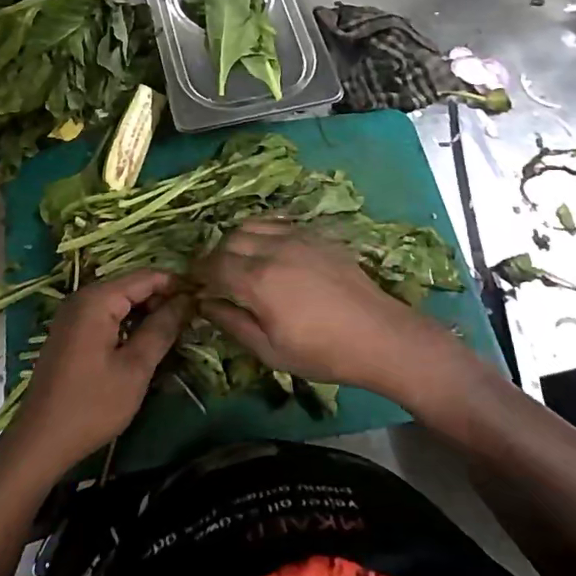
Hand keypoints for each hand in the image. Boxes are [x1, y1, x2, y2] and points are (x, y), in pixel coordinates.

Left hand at [5, 270, 192, 474]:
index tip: (204, 298)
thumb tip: (186, 301)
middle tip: (194, 319)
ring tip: (177, 331)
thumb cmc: (92, 405)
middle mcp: (82, 299)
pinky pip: (106, 317)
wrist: (41, 439)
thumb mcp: (135, 368)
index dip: (176, 284)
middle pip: (131, 286)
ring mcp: (73, 316)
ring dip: (147, 313)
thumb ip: (161, 329)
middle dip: (162, 299)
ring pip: (119, 302)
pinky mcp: (71, 333)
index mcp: (97, 300)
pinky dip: (128, 324)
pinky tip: (147, 342)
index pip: (146, 276)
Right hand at [191, 221, 467, 402]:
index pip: (213, 265)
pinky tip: (267, 250)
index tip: (195, 286)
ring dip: (236, 241)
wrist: (380, 336)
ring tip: (239, 261)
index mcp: (257, 281)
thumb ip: (232, 323)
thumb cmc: (322, 352)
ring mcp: (297, 238)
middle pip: (228, 241)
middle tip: (216, 278)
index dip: (199, 274)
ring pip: (251, 225)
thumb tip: (205, 304)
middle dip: (215, 257)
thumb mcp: (270, 351)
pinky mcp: (317, 236)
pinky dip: (262, 232)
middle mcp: (273, 250)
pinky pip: (278, 222)